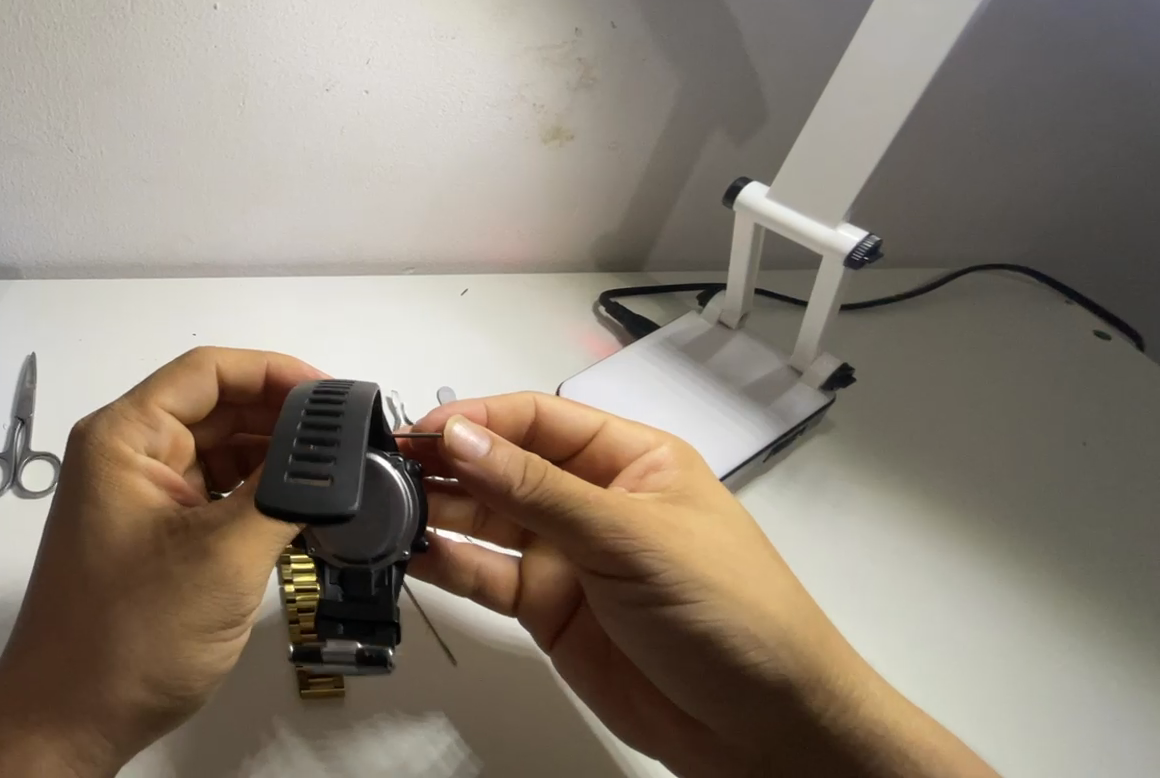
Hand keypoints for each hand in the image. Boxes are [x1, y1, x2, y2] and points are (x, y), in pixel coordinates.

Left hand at [0, 348, 317, 777]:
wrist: (67, 724)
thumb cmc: (134, 635)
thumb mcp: (222, 558)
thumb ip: (282, 494)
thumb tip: (337, 454)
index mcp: (125, 435)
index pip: (206, 372)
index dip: (272, 371)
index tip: (332, 392)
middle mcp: (129, 451)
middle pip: (214, 406)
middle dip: (280, 415)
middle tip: (348, 433)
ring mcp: (140, 491)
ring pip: (218, 448)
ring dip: (272, 455)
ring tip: (336, 466)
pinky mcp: (155, 528)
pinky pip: (213, 489)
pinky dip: (256, 491)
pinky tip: (302, 503)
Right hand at [404, 394, 996, 777]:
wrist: (771, 741)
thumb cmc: (732, 616)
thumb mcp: (631, 537)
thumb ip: (536, 489)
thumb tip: (459, 437)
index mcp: (625, 459)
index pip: (534, 419)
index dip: (477, 419)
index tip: (426, 430)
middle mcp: (586, 497)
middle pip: (499, 465)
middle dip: (446, 462)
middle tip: (389, 463)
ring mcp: (561, 551)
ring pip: (482, 517)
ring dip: (436, 509)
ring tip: (388, 504)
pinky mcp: (542, 603)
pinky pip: (482, 572)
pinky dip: (444, 561)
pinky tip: (410, 551)